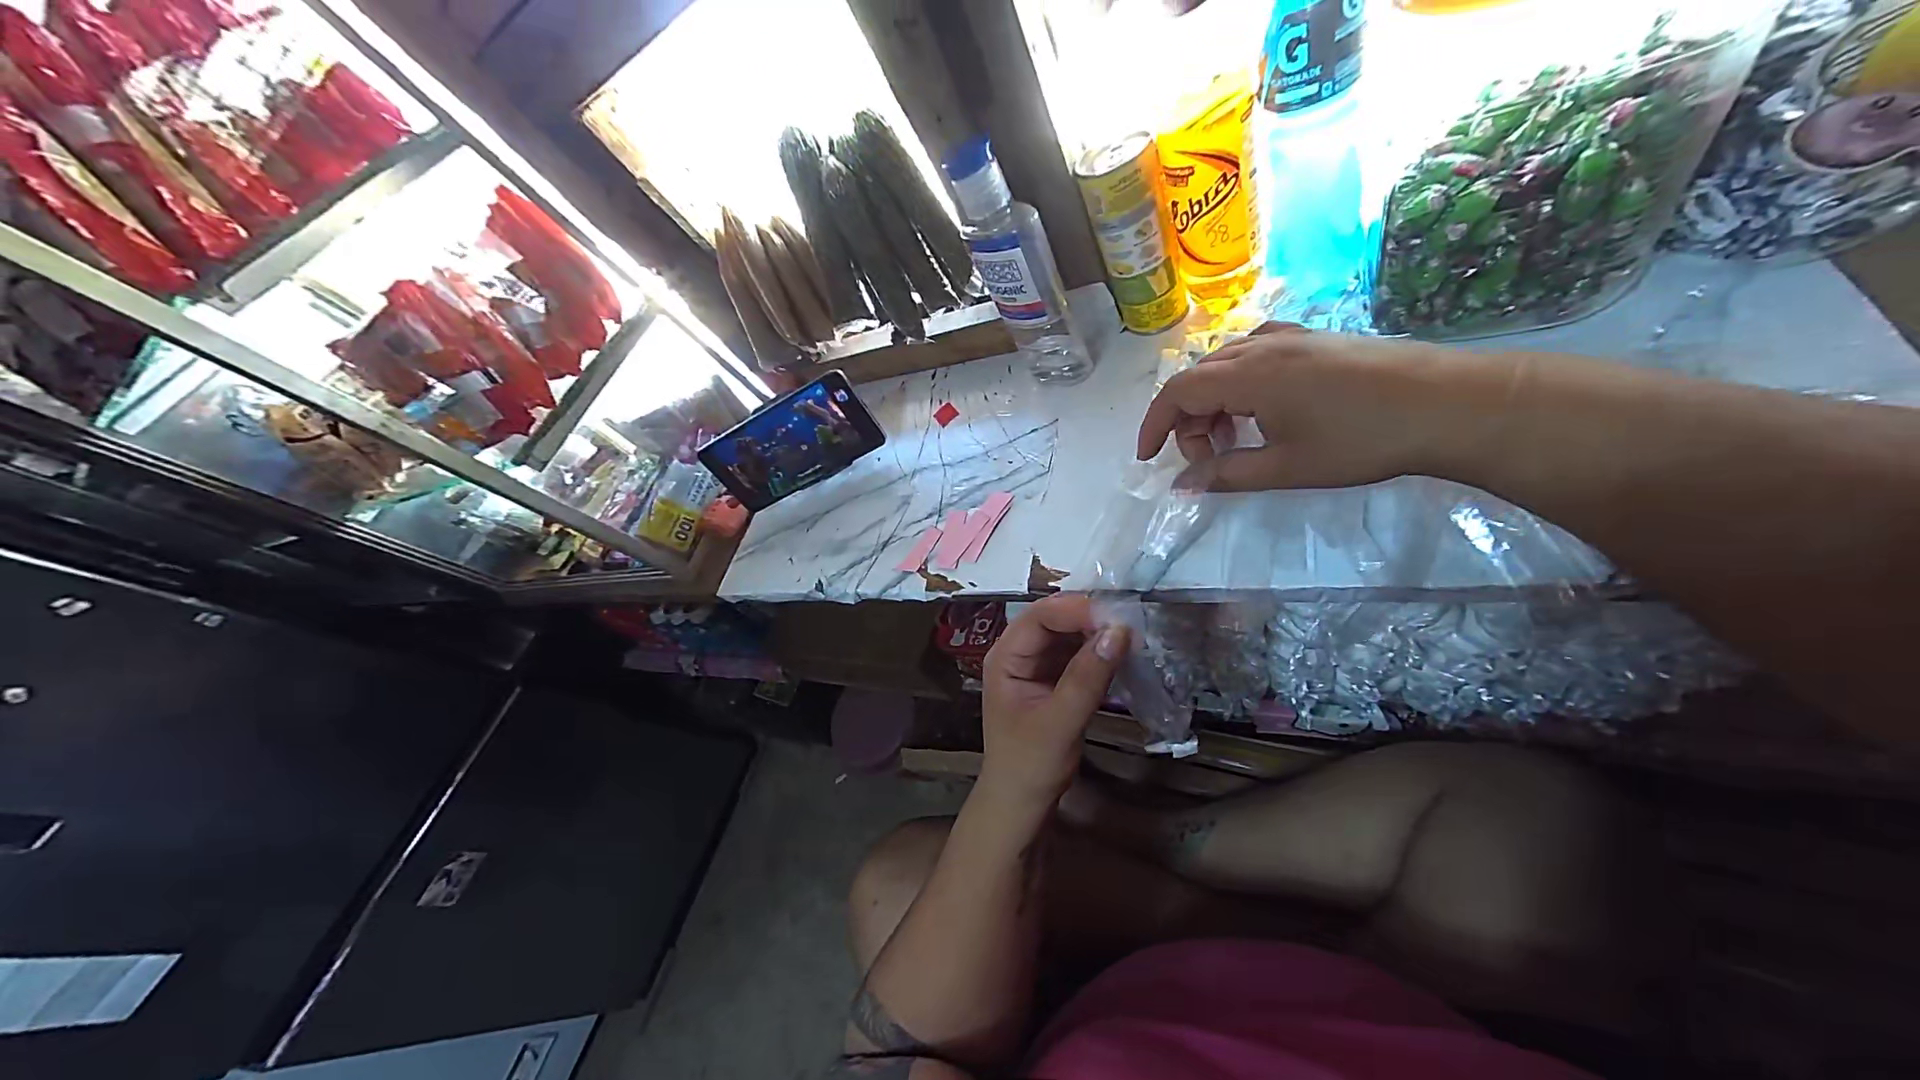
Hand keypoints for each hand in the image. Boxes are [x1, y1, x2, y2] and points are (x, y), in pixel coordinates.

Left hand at [979, 595, 1127, 813]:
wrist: (1021, 803)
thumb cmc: (1030, 765)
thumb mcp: (1060, 723)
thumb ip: (1087, 677)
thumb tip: (1118, 632)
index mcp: (1005, 657)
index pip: (1039, 616)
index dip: (1076, 610)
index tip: (1116, 617)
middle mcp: (1018, 653)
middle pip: (1054, 619)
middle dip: (1090, 618)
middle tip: (1131, 623)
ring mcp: (1036, 665)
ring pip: (1069, 634)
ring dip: (1097, 633)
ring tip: (1133, 636)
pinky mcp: (1054, 679)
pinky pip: (1077, 653)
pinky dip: (1099, 652)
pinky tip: (1122, 655)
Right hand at [1137, 322, 1505, 491]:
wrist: (1447, 404)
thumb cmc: (1361, 441)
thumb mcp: (1285, 467)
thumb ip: (1226, 474)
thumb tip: (1182, 484)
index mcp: (1248, 375)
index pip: (1177, 391)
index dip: (1154, 424)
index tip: (1149, 458)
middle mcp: (1262, 345)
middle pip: (1199, 376)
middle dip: (1188, 420)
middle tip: (1207, 458)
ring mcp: (1291, 336)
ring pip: (1226, 364)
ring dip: (1215, 402)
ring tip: (1236, 437)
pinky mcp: (1314, 338)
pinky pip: (1256, 352)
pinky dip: (1241, 382)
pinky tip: (1262, 405)